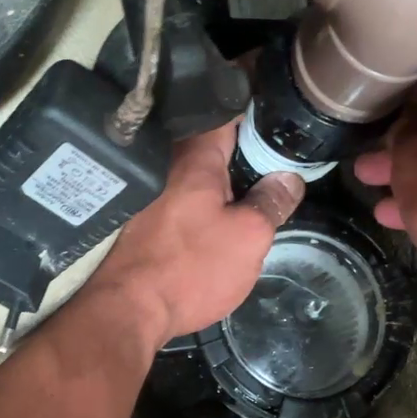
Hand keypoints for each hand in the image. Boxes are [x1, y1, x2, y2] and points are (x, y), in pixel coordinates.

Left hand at [83, 119, 304, 344]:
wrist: (128, 310)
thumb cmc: (189, 269)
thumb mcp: (249, 236)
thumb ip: (272, 203)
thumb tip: (288, 179)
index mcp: (194, 155)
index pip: (227, 106)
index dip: (257, 107)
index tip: (281, 118)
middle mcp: (167, 163)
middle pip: (215, 142)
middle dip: (246, 150)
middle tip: (278, 167)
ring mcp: (151, 192)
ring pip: (200, 174)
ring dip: (227, 183)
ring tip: (257, 197)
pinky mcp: (144, 219)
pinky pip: (184, 198)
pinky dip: (206, 204)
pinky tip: (222, 224)